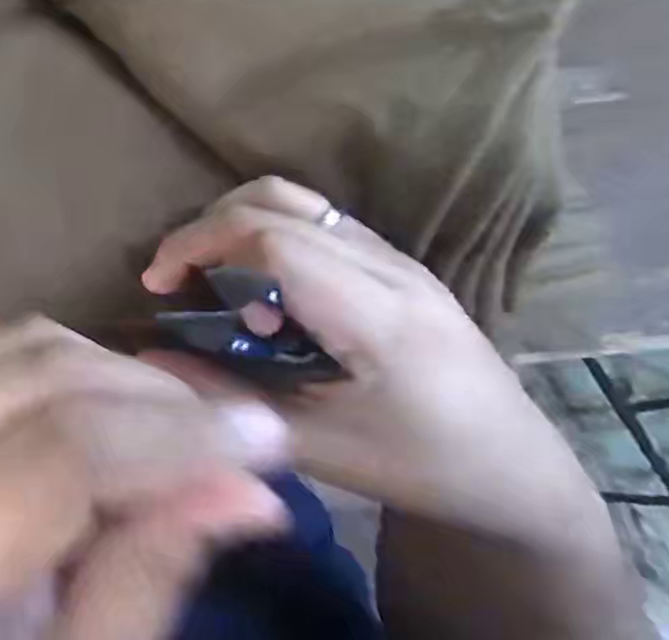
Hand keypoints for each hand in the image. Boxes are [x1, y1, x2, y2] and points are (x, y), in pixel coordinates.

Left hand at [0, 319, 290, 639]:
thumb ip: (146, 579)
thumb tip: (249, 490)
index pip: (69, 450)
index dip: (178, 436)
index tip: (271, 440)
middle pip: (52, 378)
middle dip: (162, 397)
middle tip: (243, 438)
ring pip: (35, 344)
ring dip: (124, 371)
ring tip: (188, 427)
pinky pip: (13, 346)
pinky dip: (83, 360)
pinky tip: (123, 405)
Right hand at [139, 176, 606, 550]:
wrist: (519, 471)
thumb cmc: (418, 466)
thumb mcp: (316, 447)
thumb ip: (228, 398)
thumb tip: (149, 359)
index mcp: (377, 316)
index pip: (270, 239)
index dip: (199, 246)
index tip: (159, 284)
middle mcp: (388, 267)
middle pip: (273, 202)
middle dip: (205, 229)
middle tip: (176, 277)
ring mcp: (395, 255)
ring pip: (293, 196)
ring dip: (233, 220)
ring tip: (211, 270)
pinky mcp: (393, 257)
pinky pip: (312, 215)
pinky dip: (263, 227)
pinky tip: (259, 277)